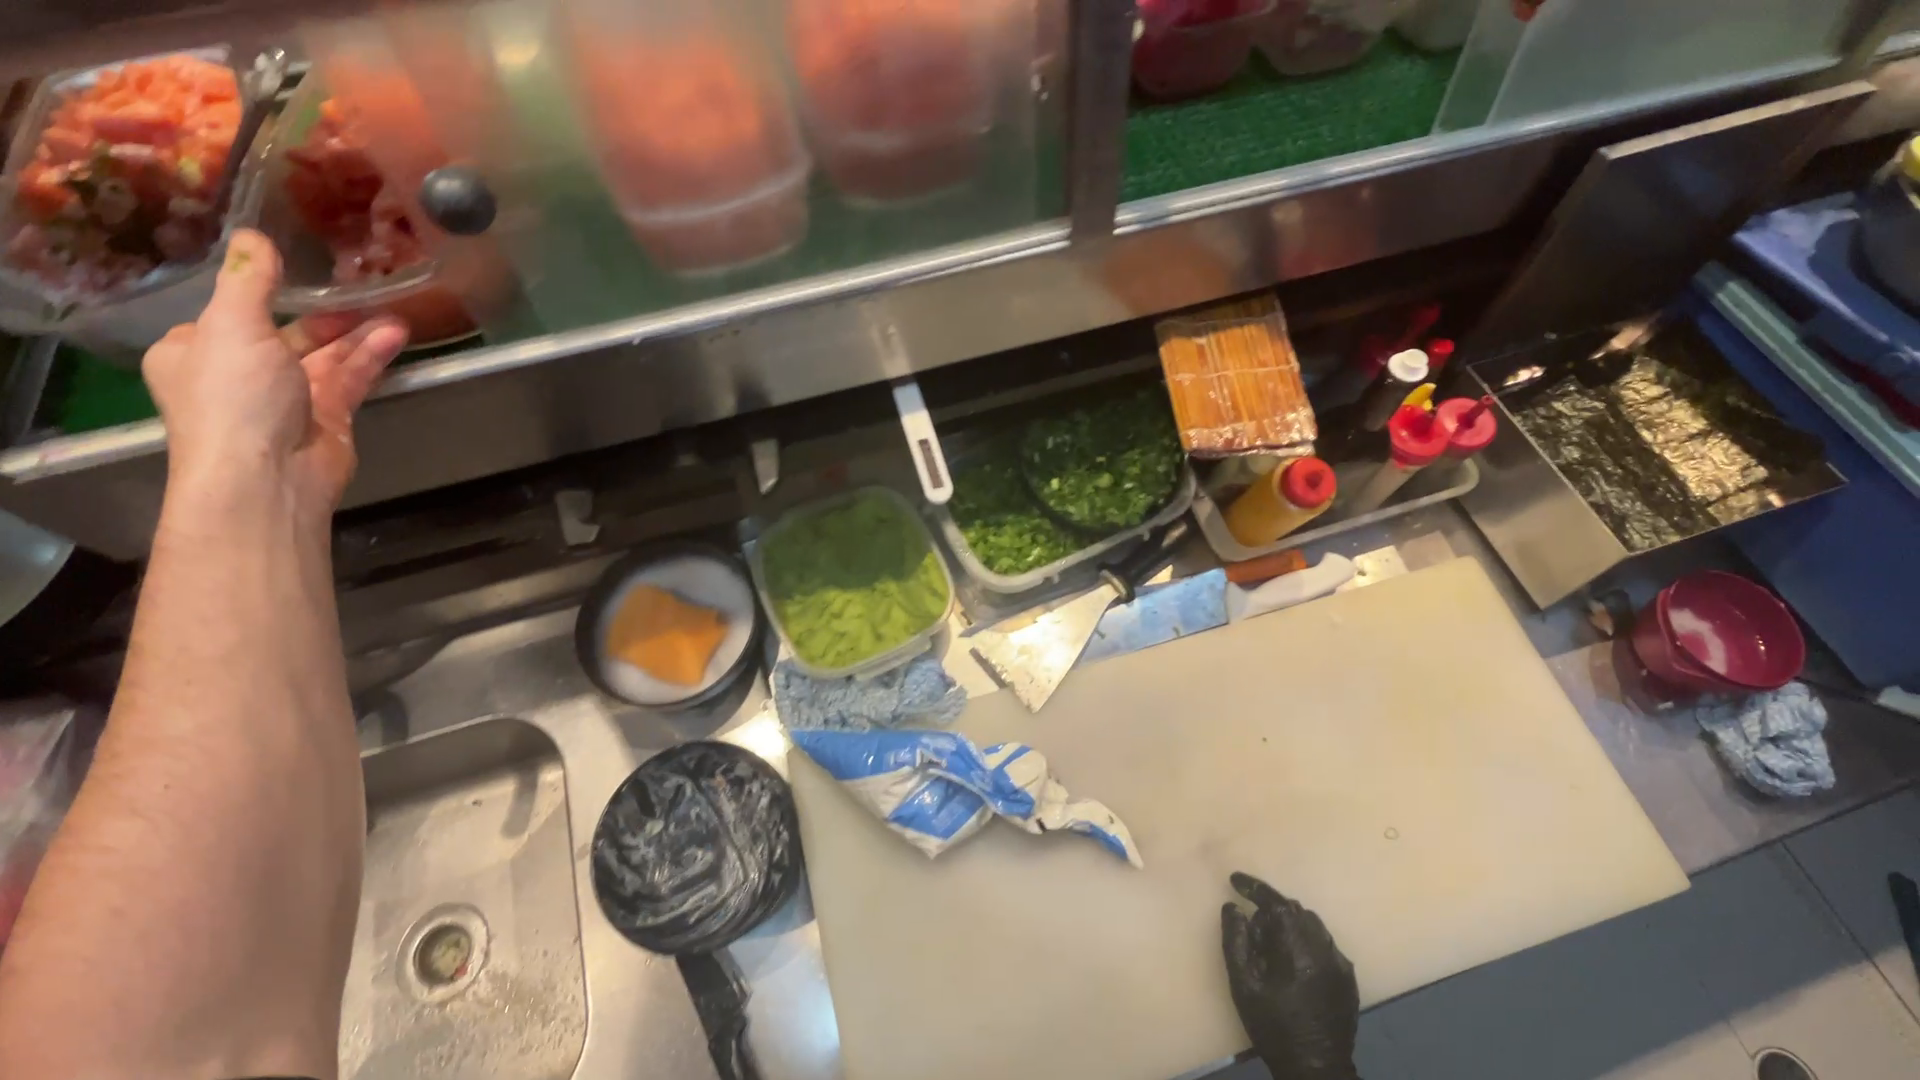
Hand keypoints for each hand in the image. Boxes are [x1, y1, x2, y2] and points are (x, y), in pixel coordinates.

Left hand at [142, 229, 408, 512]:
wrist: (267, 475)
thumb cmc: (235, 397)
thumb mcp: (233, 325)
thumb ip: (248, 280)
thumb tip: (252, 233)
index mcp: (196, 350)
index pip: (231, 313)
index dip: (264, 290)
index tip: (301, 266)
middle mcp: (240, 373)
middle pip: (287, 333)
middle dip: (325, 314)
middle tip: (361, 287)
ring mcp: (288, 397)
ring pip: (326, 356)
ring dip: (357, 333)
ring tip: (393, 310)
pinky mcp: (329, 416)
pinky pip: (351, 378)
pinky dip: (371, 356)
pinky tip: (395, 335)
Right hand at [1221, 872, 1359, 1079]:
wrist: (1316, 1070)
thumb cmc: (1273, 1028)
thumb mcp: (1244, 986)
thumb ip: (1236, 942)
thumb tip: (1233, 907)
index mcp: (1298, 950)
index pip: (1278, 904)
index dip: (1255, 888)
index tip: (1234, 881)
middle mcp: (1325, 950)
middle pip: (1296, 911)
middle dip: (1270, 909)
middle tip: (1250, 922)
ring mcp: (1341, 964)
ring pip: (1313, 925)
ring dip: (1289, 923)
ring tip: (1270, 941)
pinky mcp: (1349, 979)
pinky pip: (1325, 944)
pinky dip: (1305, 941)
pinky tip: (1293, 960)